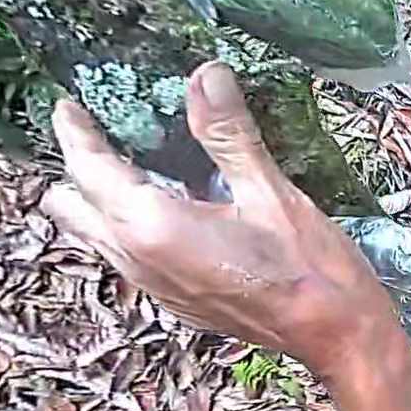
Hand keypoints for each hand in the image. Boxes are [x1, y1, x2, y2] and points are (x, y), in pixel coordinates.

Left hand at [43, 61, 410, 410]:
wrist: (341, 337)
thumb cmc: (312, 267)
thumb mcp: (275, 196)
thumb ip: (230, 136)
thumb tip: (206, 73)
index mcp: (151, 226)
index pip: (86, 164)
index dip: (76, 127)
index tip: (78, 101)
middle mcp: (136, 260)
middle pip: (68, 204)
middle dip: (82, 169)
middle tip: (125, 144)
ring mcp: (155, 290)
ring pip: (96, 237)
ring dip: (111, 204)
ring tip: (162, 182)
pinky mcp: (179, 306)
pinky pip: (132, 261)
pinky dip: (141, 234)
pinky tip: (196, 226)